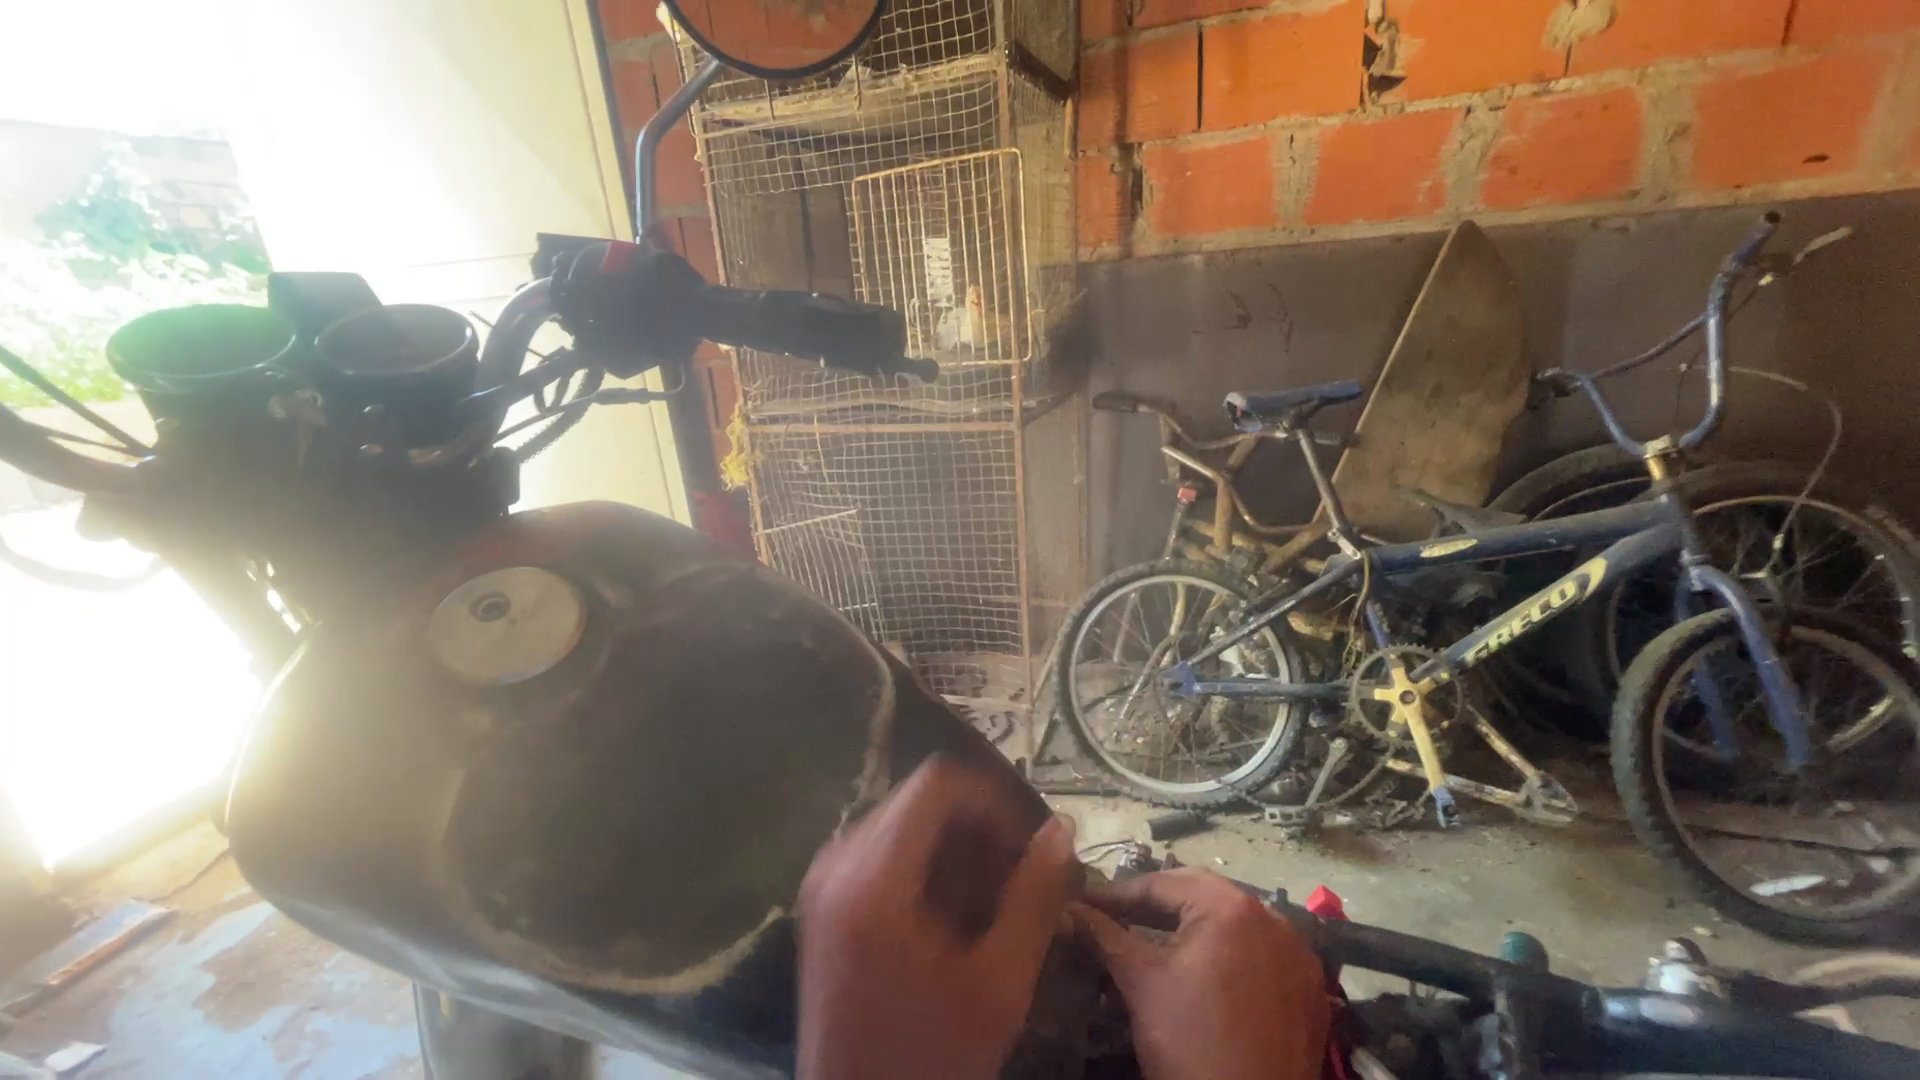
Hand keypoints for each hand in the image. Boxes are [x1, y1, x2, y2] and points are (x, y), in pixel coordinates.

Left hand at [796, 759, 1076, 1079]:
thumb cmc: (930, 1058)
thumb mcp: (999, 984)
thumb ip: (1034, 897)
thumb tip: (1060, 828)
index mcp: (874, 876)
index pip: (937, 783)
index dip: (991, 796)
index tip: (1026, 840)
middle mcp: (838, 860)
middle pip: (919, 799)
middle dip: (976, 826)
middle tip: (1017, 874)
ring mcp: (824, 877)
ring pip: (903, 821)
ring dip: (953, 846)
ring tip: (991, 899)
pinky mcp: (824, 898)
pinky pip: (882, 849)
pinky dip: (925, 864)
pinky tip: (953, 912)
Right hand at [1076, 868, 1329, 1079]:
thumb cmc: (1190, 1043)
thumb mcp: (1140, 982)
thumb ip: (1104, 936)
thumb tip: (1070, 909)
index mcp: (1231, 907)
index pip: (1162, 884)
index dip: (1119, 893)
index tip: (1086, 902)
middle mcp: (1273, 918)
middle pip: (1200, 894)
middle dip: (1156, 903)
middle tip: (1115, 914)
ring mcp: (1297, 953)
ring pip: (1232, 920)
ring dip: (1192, 923)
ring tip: (1153, 935)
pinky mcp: (1309, 987)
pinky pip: (1260, 950)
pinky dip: (1228, 950)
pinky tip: (1202, 967)